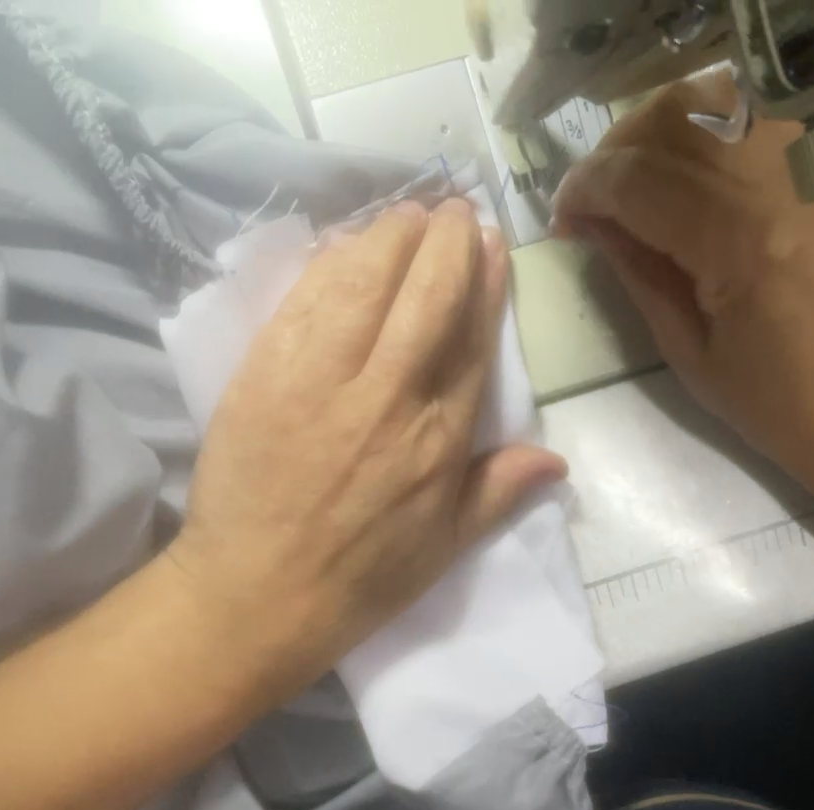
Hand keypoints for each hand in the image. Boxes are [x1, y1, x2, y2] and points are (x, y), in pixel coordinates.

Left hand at [167, 199, 565, 707]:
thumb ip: (499, 492)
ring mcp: (320, 380)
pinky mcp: (265, 372)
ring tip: (406, 215)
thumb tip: (556, 458)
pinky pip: (305, 299)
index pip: (471, 339)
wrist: (257, 595)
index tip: (491, 242)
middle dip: (445, 240)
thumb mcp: (445, 547)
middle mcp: (386, 397)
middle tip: (453, 211)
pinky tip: (346, 244)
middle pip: (425, 295)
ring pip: (365, 282)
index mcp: (439, 439)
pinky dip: (331, 262)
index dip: (484, 282)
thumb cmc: (361, 578)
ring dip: (391, 236)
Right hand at [553, 72, 813, 469]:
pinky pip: (751, 114)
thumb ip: (632, 267)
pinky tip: (683, 170)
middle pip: (674, 122)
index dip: (587, 188)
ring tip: (634, 180)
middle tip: (593, 200)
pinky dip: (705, 127)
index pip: (641, 180)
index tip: (561, 215)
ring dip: (657, 131)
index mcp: (739, 243)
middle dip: (615, 152)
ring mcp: (806, 167)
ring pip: (712, 102)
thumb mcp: (679, 344)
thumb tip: (583, 218)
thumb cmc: (760, 395)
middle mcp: (777, 185)